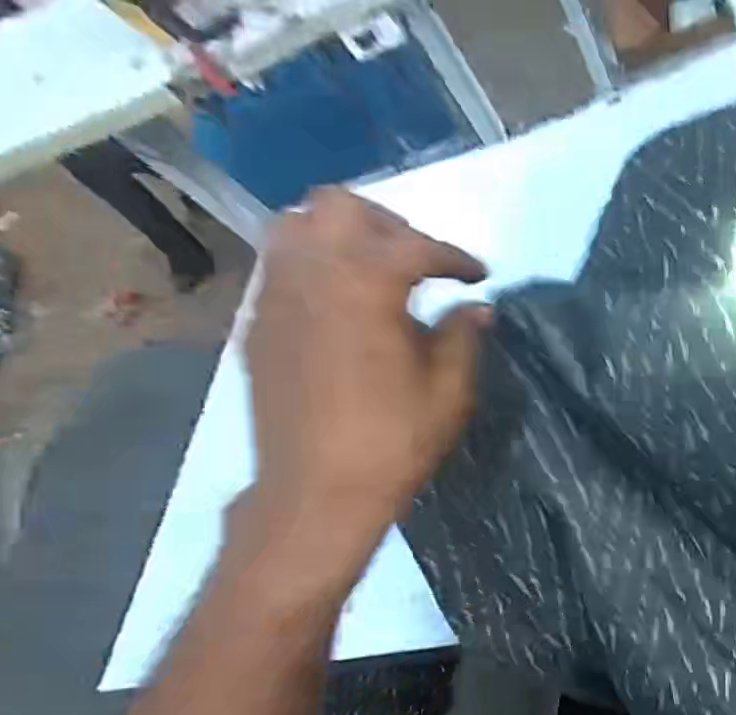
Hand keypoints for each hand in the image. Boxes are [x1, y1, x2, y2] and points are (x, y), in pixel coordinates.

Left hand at [242, 187, 490, 571]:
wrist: (318, 486)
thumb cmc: (396, 440)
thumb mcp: (450, 392)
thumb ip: (464, 338)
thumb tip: (476, 309)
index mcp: (364, 287)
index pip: (414, 246)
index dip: (455, 256)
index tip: (479, 276)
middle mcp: (310, 273)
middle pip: (341, 207)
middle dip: (391, 225)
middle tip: (424, 262)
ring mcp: (273, 292)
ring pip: (299, 224)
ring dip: (346, 236)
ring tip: (381, 272)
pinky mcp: (257, 318)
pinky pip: (282, 262)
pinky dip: (318, 263)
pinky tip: (347, 302)